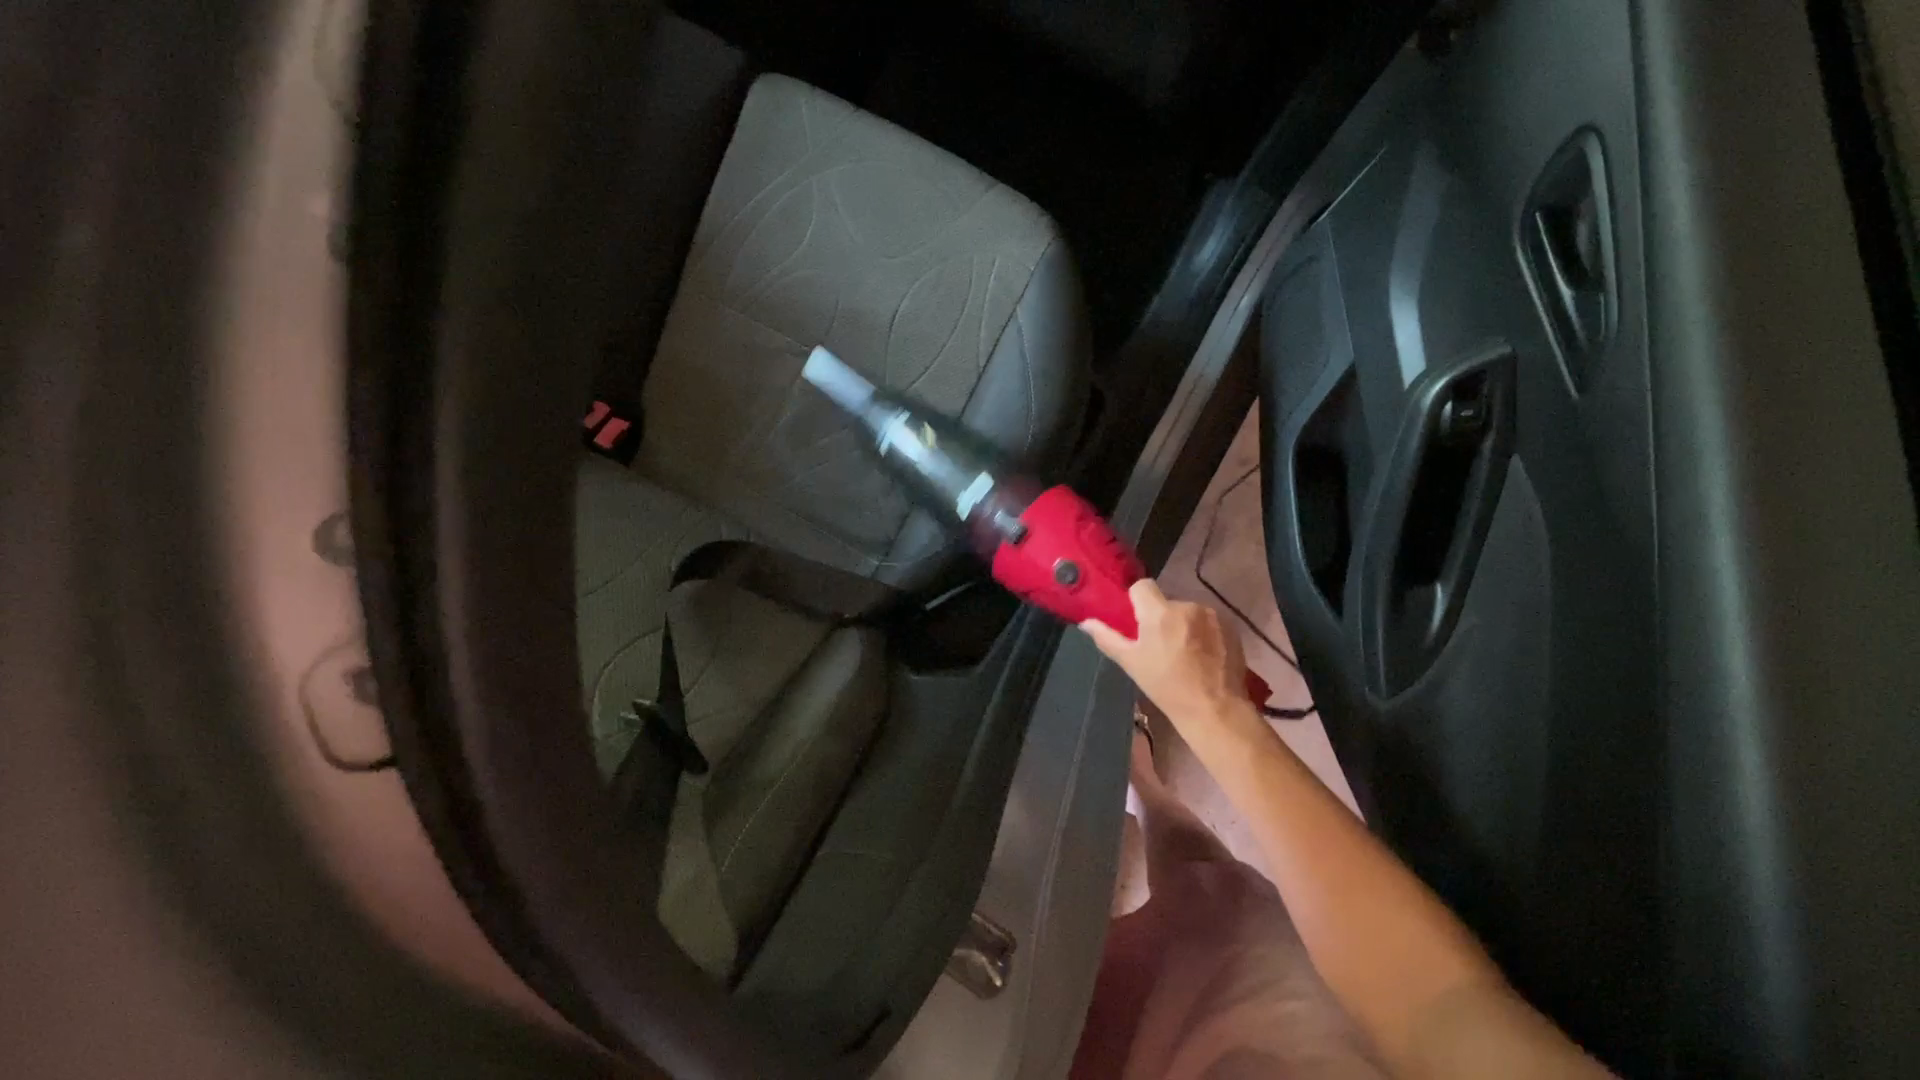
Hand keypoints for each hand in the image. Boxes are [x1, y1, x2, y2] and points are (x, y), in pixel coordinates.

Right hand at [1081, 580, 1256, 736]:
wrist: (1215, 708)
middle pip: (1166, 602)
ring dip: (1183, 625)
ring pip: (1188, 612)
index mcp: (1160, 613)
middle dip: (1161, 618)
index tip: (1136, 621)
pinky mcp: (1231, 626)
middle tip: (1160, 646)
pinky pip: (1208, 621)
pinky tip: (1202, 656)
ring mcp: (1212, 615)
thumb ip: (1107, 638)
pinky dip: (1203, 633)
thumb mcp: (1131, 664)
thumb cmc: (1167, 687)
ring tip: (1184, 654)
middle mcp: (1187, 606)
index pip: (1142, 586)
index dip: (1136, 600)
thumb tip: (1086, 622)